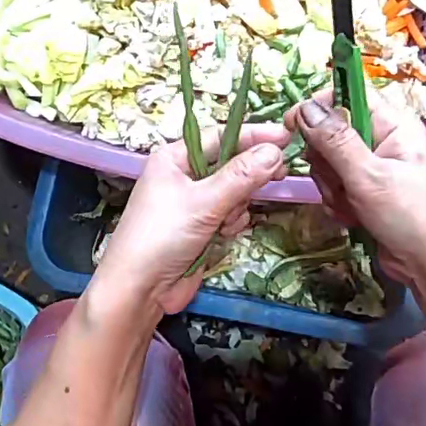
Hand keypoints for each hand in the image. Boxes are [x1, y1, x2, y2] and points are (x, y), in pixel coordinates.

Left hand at [85, 124, 290, 324]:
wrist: (140, 290)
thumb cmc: (162, 236)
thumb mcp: (204, 202)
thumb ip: (241, 176)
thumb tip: (275, 150)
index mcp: (175, 157)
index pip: (221, 136)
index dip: (254, 135)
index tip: (286, 136)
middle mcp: (183, 175)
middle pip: (231, 164)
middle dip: (248, 176)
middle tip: (278, 177)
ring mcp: (193, 202)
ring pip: (235, 191)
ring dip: (238, 205)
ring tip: (226, 221)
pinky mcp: (202, 226)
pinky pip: (230, 214)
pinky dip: (232, 223)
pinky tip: (223, 235)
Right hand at [286, 90, 425, 284]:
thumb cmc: (412, 216)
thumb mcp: (370, 175)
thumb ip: (335, 141)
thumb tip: (304, 107)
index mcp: (391, 123)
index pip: (346, 94)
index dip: (317, 106)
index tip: (293, 125)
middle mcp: (380, 140)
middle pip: (329, 132)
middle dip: (324, 160)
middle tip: (338, 180)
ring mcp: (370, 167)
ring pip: (327, 163)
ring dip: (330, 186)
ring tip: (351, 205)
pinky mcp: (363, 192)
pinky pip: (333, 186)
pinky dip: (336, 202)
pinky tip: (351, 218)